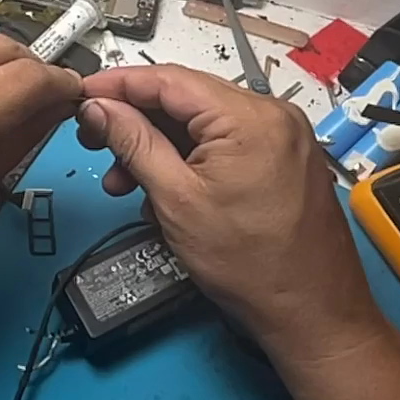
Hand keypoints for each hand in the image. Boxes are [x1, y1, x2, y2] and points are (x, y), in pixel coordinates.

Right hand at [75, 64, 384, 360]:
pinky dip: (184, 156)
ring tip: (122, 178)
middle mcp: (271, 114)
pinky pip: (219, 139)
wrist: (316, 320)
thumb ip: (132, 143)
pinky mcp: (279, 154)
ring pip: (197, 120)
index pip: (168, 79)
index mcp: (250, 117)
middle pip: (182, 97)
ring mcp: (279, 134)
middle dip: (133, 119)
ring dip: (154, 143)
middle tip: (94, 136)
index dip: (118, 84)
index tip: (84, 94)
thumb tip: (98, 107)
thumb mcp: (175, 200)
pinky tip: (158, 185)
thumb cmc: (254, 268)